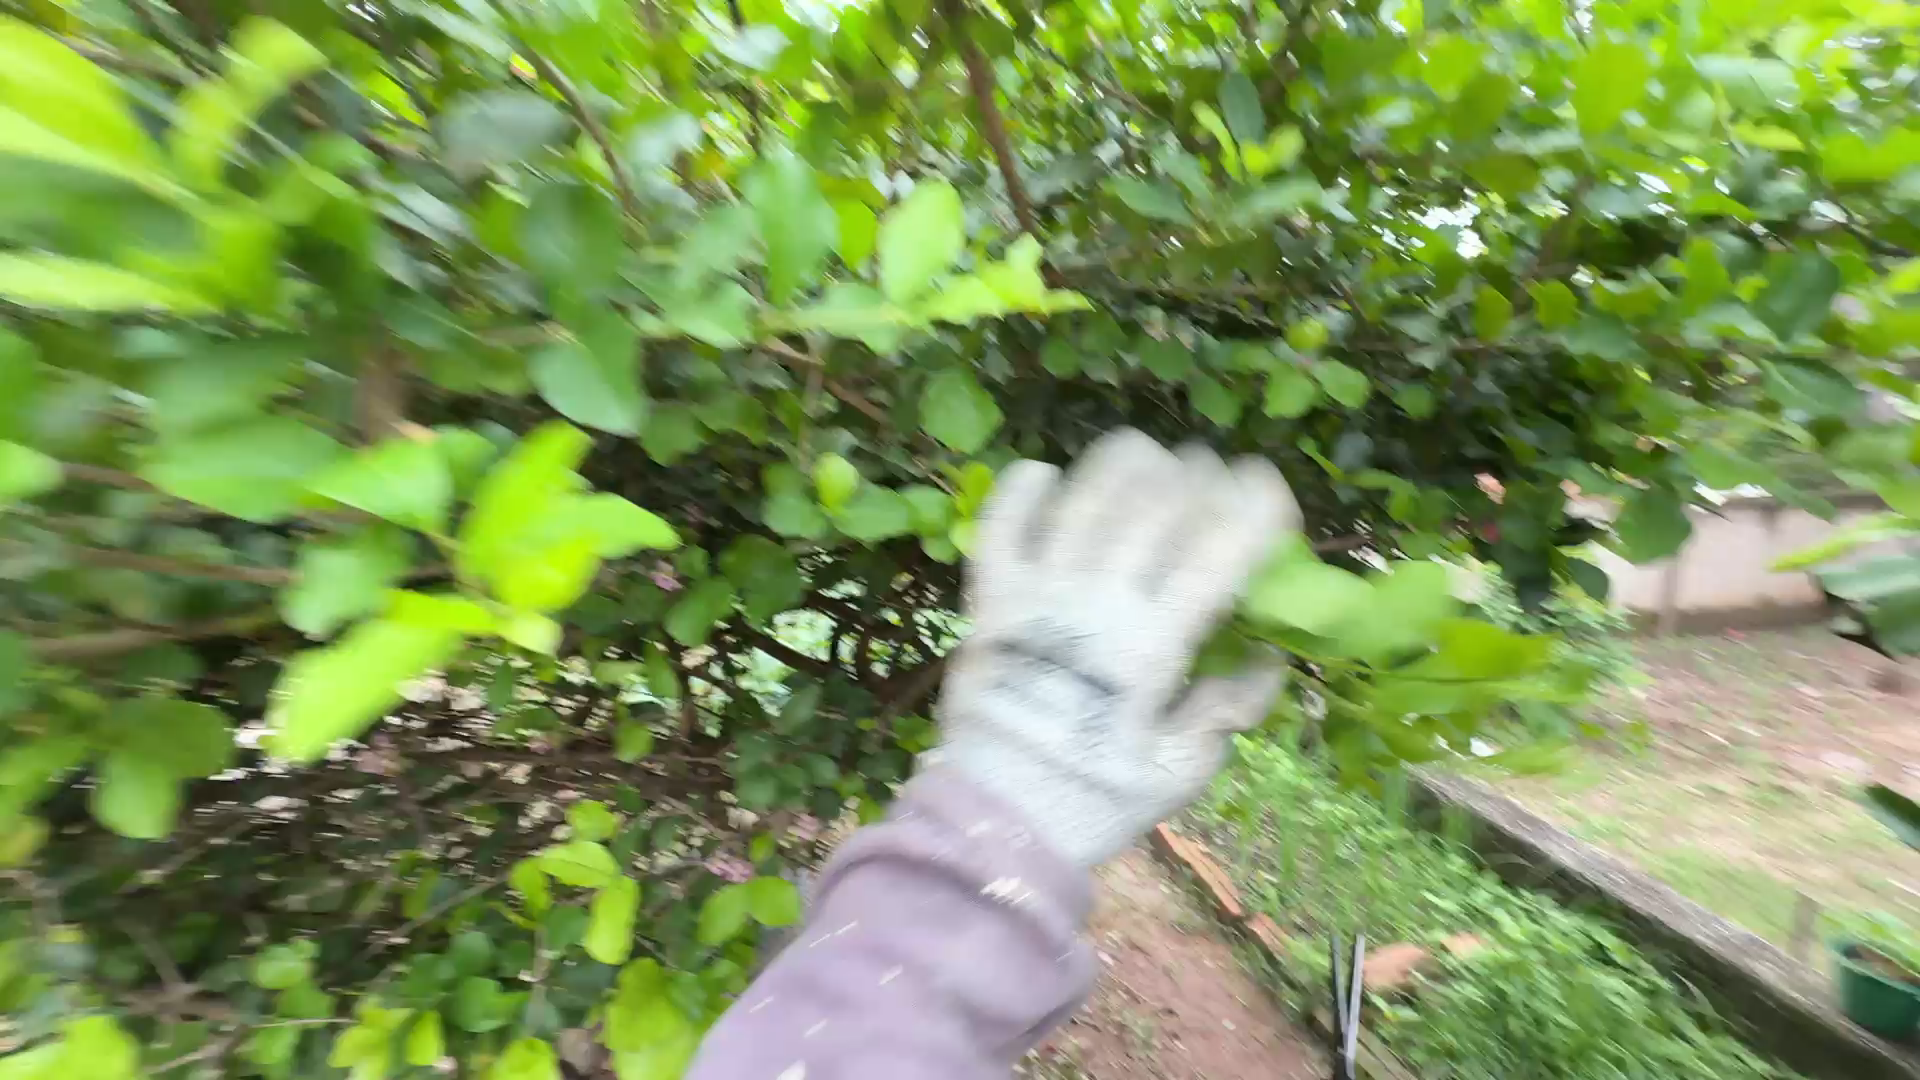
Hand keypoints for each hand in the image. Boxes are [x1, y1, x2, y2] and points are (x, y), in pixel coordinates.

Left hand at [927, 428, 1298, 866]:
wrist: (995, 816)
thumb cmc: (1091, 797)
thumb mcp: (1177, 771)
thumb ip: (1225, 710)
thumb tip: (1264, 659)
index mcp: (1149, 645)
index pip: (1212, 554)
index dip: (1249, 509)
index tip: (1267, 488)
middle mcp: (1093, 603)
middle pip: (1151, 512)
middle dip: (1192, 478)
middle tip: (1210, 470)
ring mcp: (1034, 594)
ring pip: (1082, 504)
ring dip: (1118, 467)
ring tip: (1145, 451)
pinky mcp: (988, 600)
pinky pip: (999, 531)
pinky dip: (1018, 494)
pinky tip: (1042, 471)